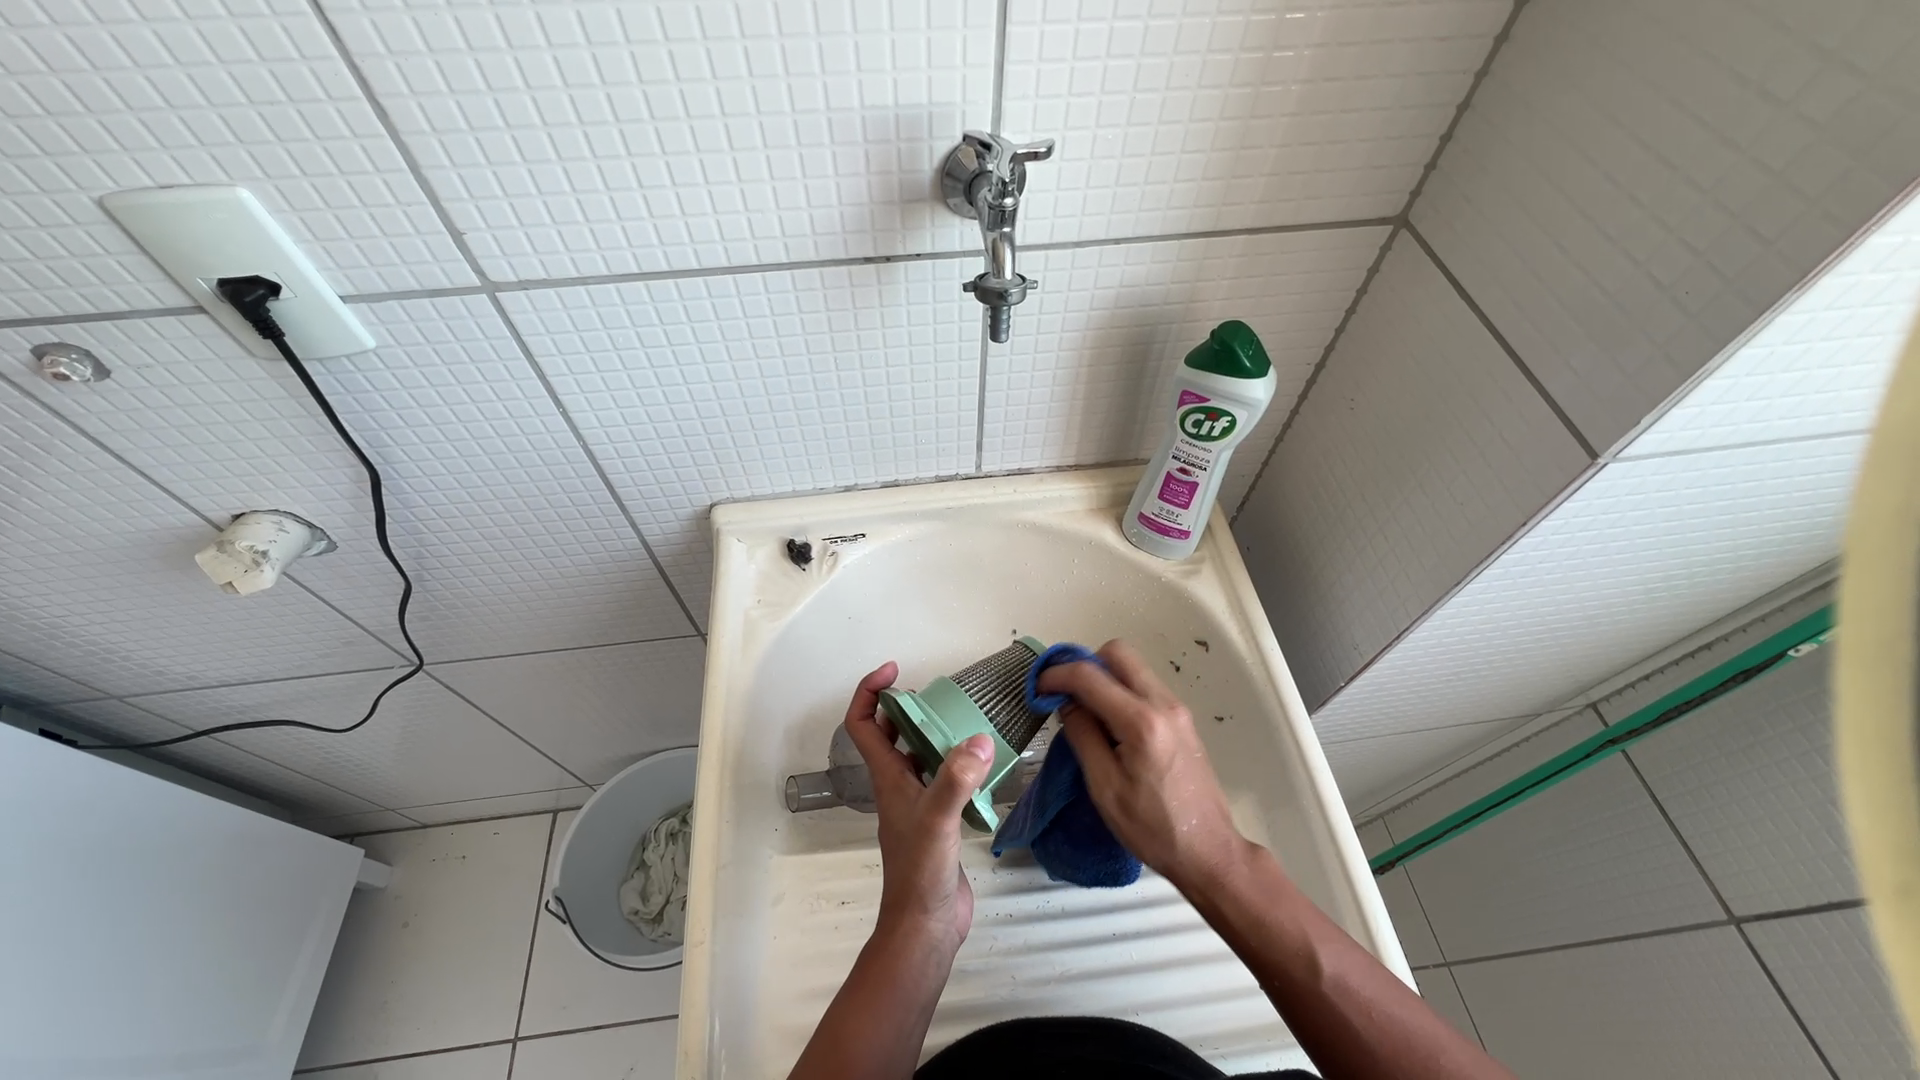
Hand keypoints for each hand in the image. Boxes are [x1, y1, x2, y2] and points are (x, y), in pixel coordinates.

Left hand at [841, 662, 994, 953]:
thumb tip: (978, 740)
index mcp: (887, 778)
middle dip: (908, 708)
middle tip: (941, 695)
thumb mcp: (938, 819)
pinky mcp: (938, 821)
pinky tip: (985, 766)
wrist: (925, 925)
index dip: (870, 692)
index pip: (862, 724)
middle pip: (890, 736)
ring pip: (919, 756)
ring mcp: (918, 804)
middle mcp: (898, 786)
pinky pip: (943, 780)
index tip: (896, 672)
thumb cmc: (920, 872)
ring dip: (936, 735)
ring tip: (968, 721)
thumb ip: (956, 779)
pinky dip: (959, 765)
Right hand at [1036, 640, 1247, 890]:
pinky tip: (1108, 723)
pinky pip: (1145, 686)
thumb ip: (1082, 736)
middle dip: (1084, 665)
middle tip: (1064, 694)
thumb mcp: (1104, 787)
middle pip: (1117, 653)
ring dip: (1103, 678)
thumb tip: (1067, 703)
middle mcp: (1164, 704)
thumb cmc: (1151, 828)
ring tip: (1083, 711)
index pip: (1090, 676)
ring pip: (1133, 668)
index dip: (1056, 675)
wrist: (1207, 850)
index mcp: (1141, 722)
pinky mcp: (1182, 720)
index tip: (1037, 689)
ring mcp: (1177, 709)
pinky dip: (1121, 691)